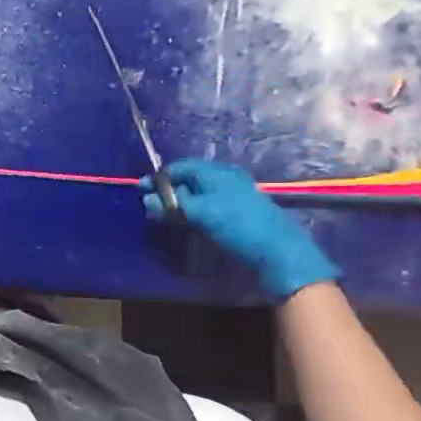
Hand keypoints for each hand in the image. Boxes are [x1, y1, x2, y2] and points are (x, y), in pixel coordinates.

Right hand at [143, 159, 340, 300]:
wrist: (279, 252)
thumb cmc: (237, 225)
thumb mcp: (200, 213)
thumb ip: (172, 204)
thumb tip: (148, 198)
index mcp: (217, 173)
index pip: (181, 167)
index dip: (160, 177)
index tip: (141, 188)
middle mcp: (226, 180)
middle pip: (190, 179)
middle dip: (169, 190)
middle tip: (152, 204)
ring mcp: (235, 197)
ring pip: (199, 194)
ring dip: (181, 203)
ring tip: (166, 216)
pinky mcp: (239, 213)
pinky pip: (209, 206)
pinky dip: (194, 212)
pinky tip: (188, 223)